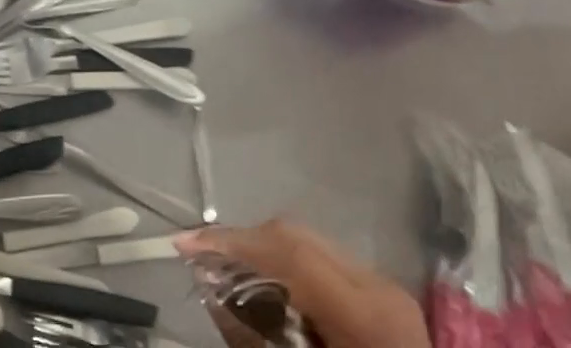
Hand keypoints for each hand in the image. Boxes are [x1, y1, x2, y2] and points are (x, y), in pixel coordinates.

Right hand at [175, 219, 429, 347]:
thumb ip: (251, 334)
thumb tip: (207, 282)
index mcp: (364, 314)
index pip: (290, 252)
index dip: (232, 241)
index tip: (185, 245)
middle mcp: (378, 286)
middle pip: (296, 236)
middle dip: (242, 240)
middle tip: (201, 255)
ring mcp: (386, 287)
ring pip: (309, 242)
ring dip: (263, 249)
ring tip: (227, 267)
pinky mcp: (385, 295)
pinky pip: (325, 261)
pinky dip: (288, 264)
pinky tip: (267, 284)